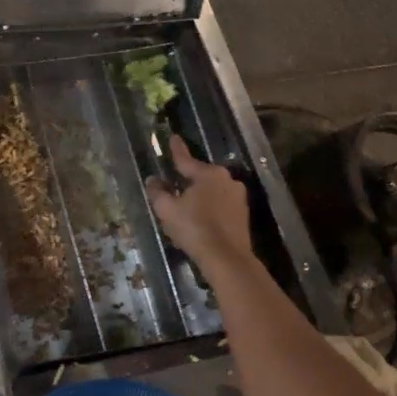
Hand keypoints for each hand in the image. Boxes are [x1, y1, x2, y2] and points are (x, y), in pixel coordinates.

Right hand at [145, 134, 256, 276]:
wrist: (226, 258)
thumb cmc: (194, 228)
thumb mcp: (167, 209)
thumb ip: (157, 192)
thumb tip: (153, 180)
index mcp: (208, 174)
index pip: (186, 160)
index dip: (176, 149)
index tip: (173, 137)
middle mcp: (227, 180)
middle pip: (201, 176)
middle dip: (187, 179)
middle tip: (174, 184)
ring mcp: (238, 197)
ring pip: (212, 191)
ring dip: (199, 196)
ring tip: (186, 206)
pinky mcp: (243, 214)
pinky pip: (221, 205)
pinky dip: (209, 208)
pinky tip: (200, 220)